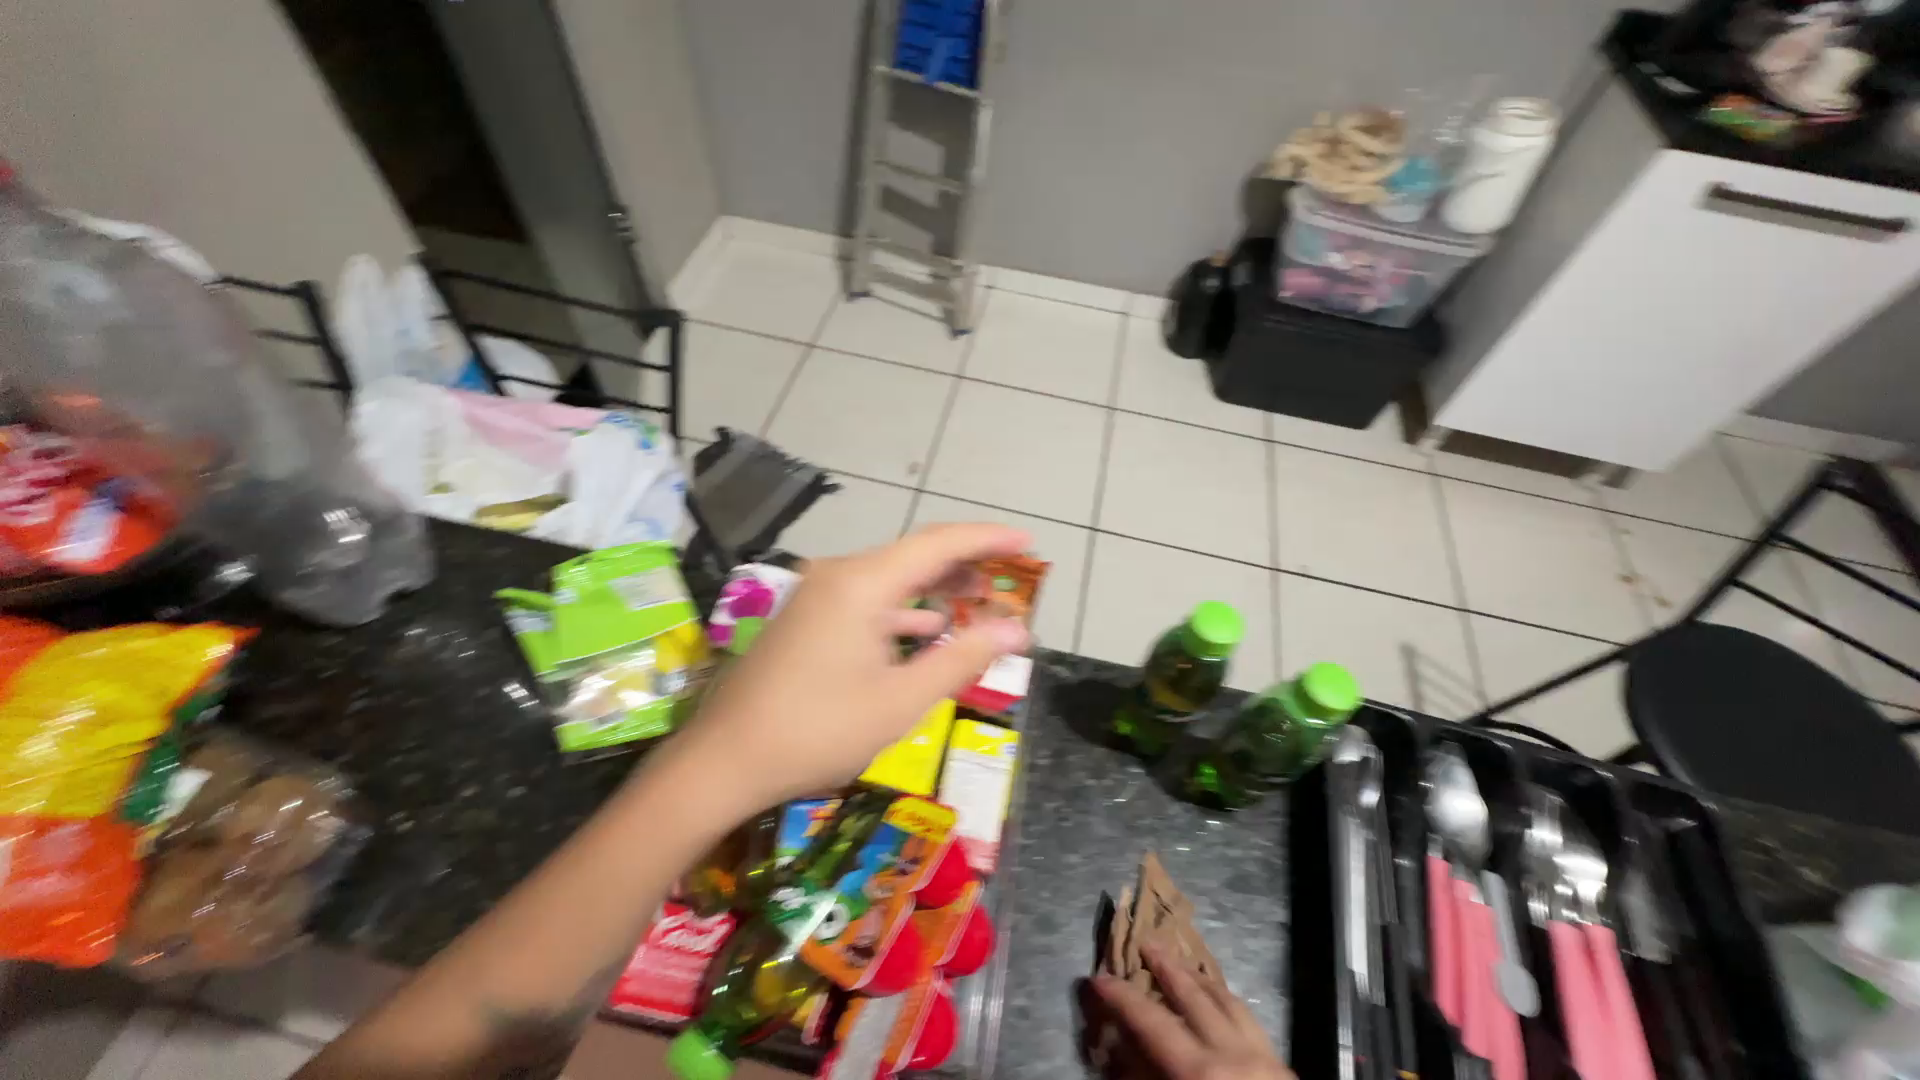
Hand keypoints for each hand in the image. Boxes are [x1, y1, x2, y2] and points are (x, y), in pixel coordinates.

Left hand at [674, 523, 1031, 809]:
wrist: (723, 762)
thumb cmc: (817, 731)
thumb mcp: (901, 700)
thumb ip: (962, 657)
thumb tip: (1016, 630)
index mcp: (861, 583)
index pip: (938, 545)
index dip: (987, 540)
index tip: (1028, 544)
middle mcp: (837, 575)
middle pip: (914, 555)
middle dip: (966, 564)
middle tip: (1012, 577)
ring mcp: (817, 595)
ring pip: (890, 579)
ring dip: (935, 588)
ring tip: (980, 599)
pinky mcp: (807, 618)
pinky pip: (867, 601)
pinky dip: (903, 611)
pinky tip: (928, 629)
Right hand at [1094, 944, 1293, 1079]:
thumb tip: (1125, 1059)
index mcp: (1201, 1073)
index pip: (1152, 1022)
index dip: (1122, 997)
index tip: (1098, 977)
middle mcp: (1233, 1054)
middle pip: (1194, 996)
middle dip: (1168, 967)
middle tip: (1147, 941)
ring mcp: (1265, 1059)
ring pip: (1229, 1002)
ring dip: (1202, 979)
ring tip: (1184, 962)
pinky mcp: (1285, 1070)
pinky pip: (1251, 1021)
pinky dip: (1230, 1002)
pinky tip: (1225, 1003)